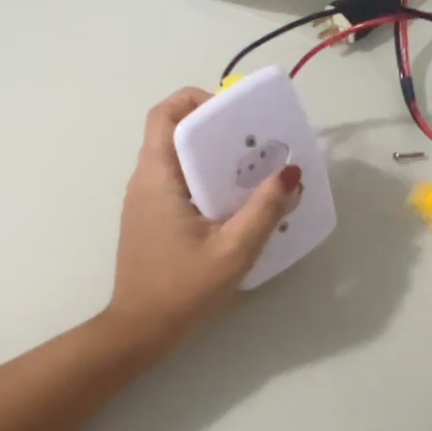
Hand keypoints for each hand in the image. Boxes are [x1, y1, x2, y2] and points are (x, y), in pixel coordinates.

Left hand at [105, 88, 303, 338]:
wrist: (139, 330)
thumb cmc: (182, 289)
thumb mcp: (233, 251)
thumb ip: (264, 210)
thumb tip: (292, 173)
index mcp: (156, 177)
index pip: (165, 114)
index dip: (197, 100)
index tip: (234, 113)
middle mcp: (144, 180)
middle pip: (174, 133)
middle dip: (215, 128)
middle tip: (256, 141)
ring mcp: (144, 201)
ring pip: (177, 159)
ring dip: (211, 156)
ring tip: (254, 169)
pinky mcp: (150, 219)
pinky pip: (177, 183)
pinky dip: (204, 180)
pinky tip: (235, 202)